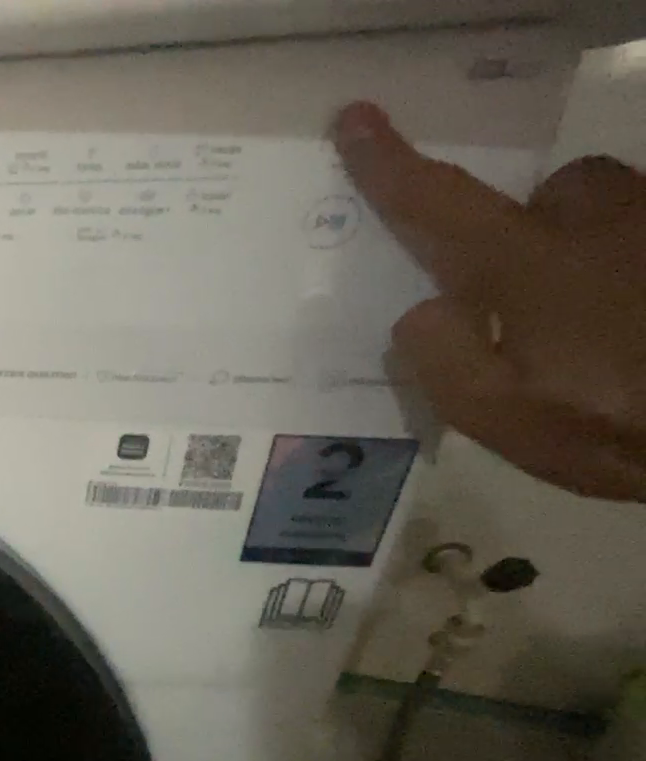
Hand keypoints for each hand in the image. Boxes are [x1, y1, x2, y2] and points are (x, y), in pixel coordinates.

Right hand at [332, 101, 645, 499]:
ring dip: (595, 237)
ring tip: (593, 306)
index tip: (357, 118)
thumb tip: (423, 307)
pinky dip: (632, 265)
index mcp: (530, 268)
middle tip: (522, 280)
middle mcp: (606, 231)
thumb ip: (438, 355)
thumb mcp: (490, 413)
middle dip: (537, 217)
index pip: (440, 203)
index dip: (389, 163)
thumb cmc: (605, 427)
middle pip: (564, 187)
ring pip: (624, 204)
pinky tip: (632, 316)